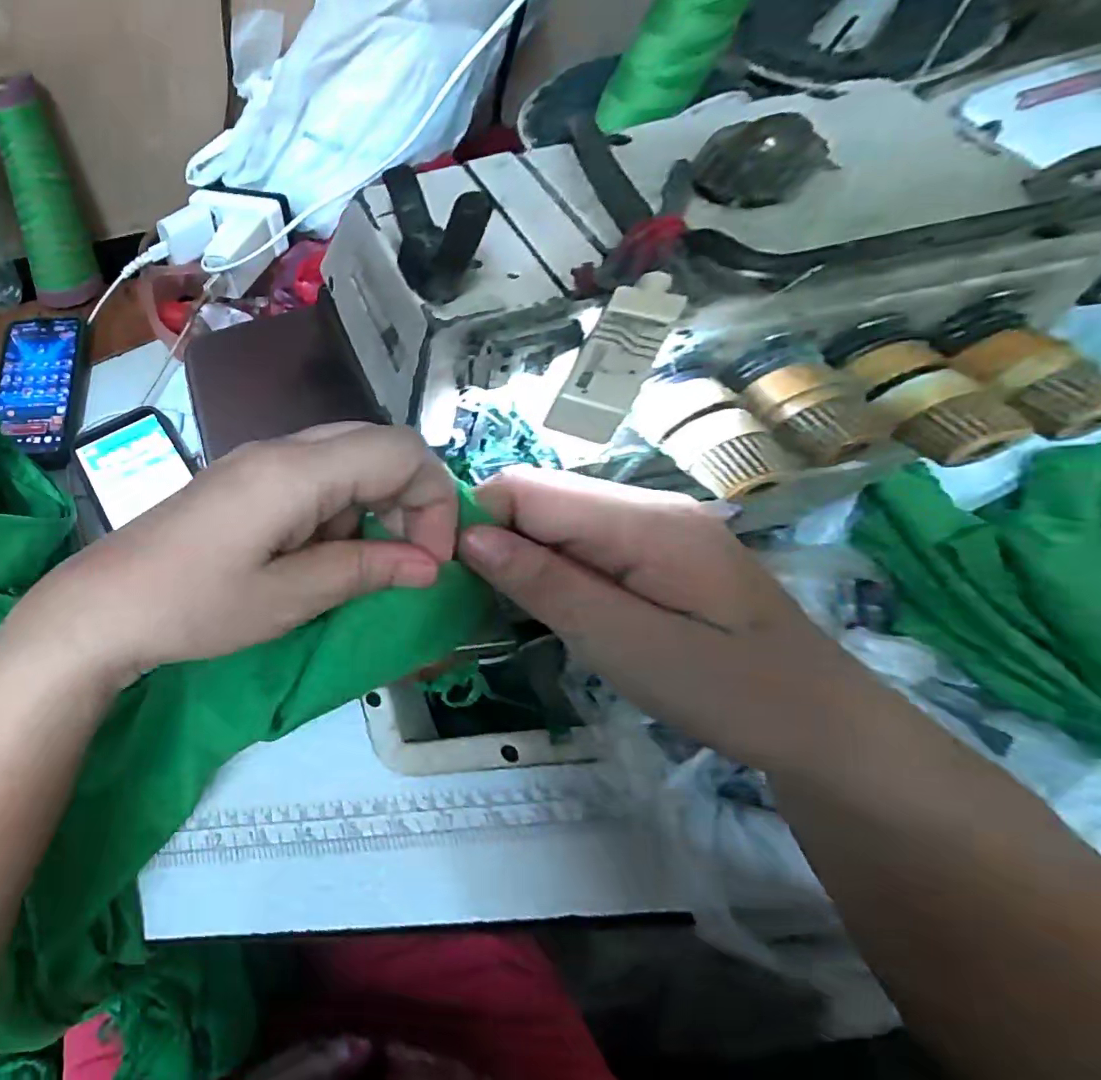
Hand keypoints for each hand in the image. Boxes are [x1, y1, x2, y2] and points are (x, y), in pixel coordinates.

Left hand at [5, 423, 458, 687]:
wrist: (103, 606)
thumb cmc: (193, 607)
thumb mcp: (286, 598)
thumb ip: (360, 571)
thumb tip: (426, 564)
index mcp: (294, 469)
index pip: (400, 450)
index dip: (434, 500)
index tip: (427, 563)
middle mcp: (275, 451)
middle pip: (370, 450)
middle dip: (401, 504)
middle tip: (393, 566)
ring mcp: (249, 464)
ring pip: (337, 467)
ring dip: (358, 514)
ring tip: (331, 574)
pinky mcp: (232, 485)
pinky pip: (300, 483)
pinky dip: (322, 516)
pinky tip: (297, 561)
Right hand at [455, 467, 897, 771]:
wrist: (827, 729)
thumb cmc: (727, 693)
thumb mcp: (623, 643)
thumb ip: (545, 584)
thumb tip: (469, 538)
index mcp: (644, 522)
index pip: (525, 489)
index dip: (475, 520)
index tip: (451, 575)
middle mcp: (647, 507)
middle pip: (536, 495)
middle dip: (490, 534)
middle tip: (474, 595)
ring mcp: (653, 526)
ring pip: (551, 515)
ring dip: (514, 550)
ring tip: (501, 601)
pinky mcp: (653, 549)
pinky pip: (575, 537)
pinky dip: (543, 562)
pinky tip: (543, 598)